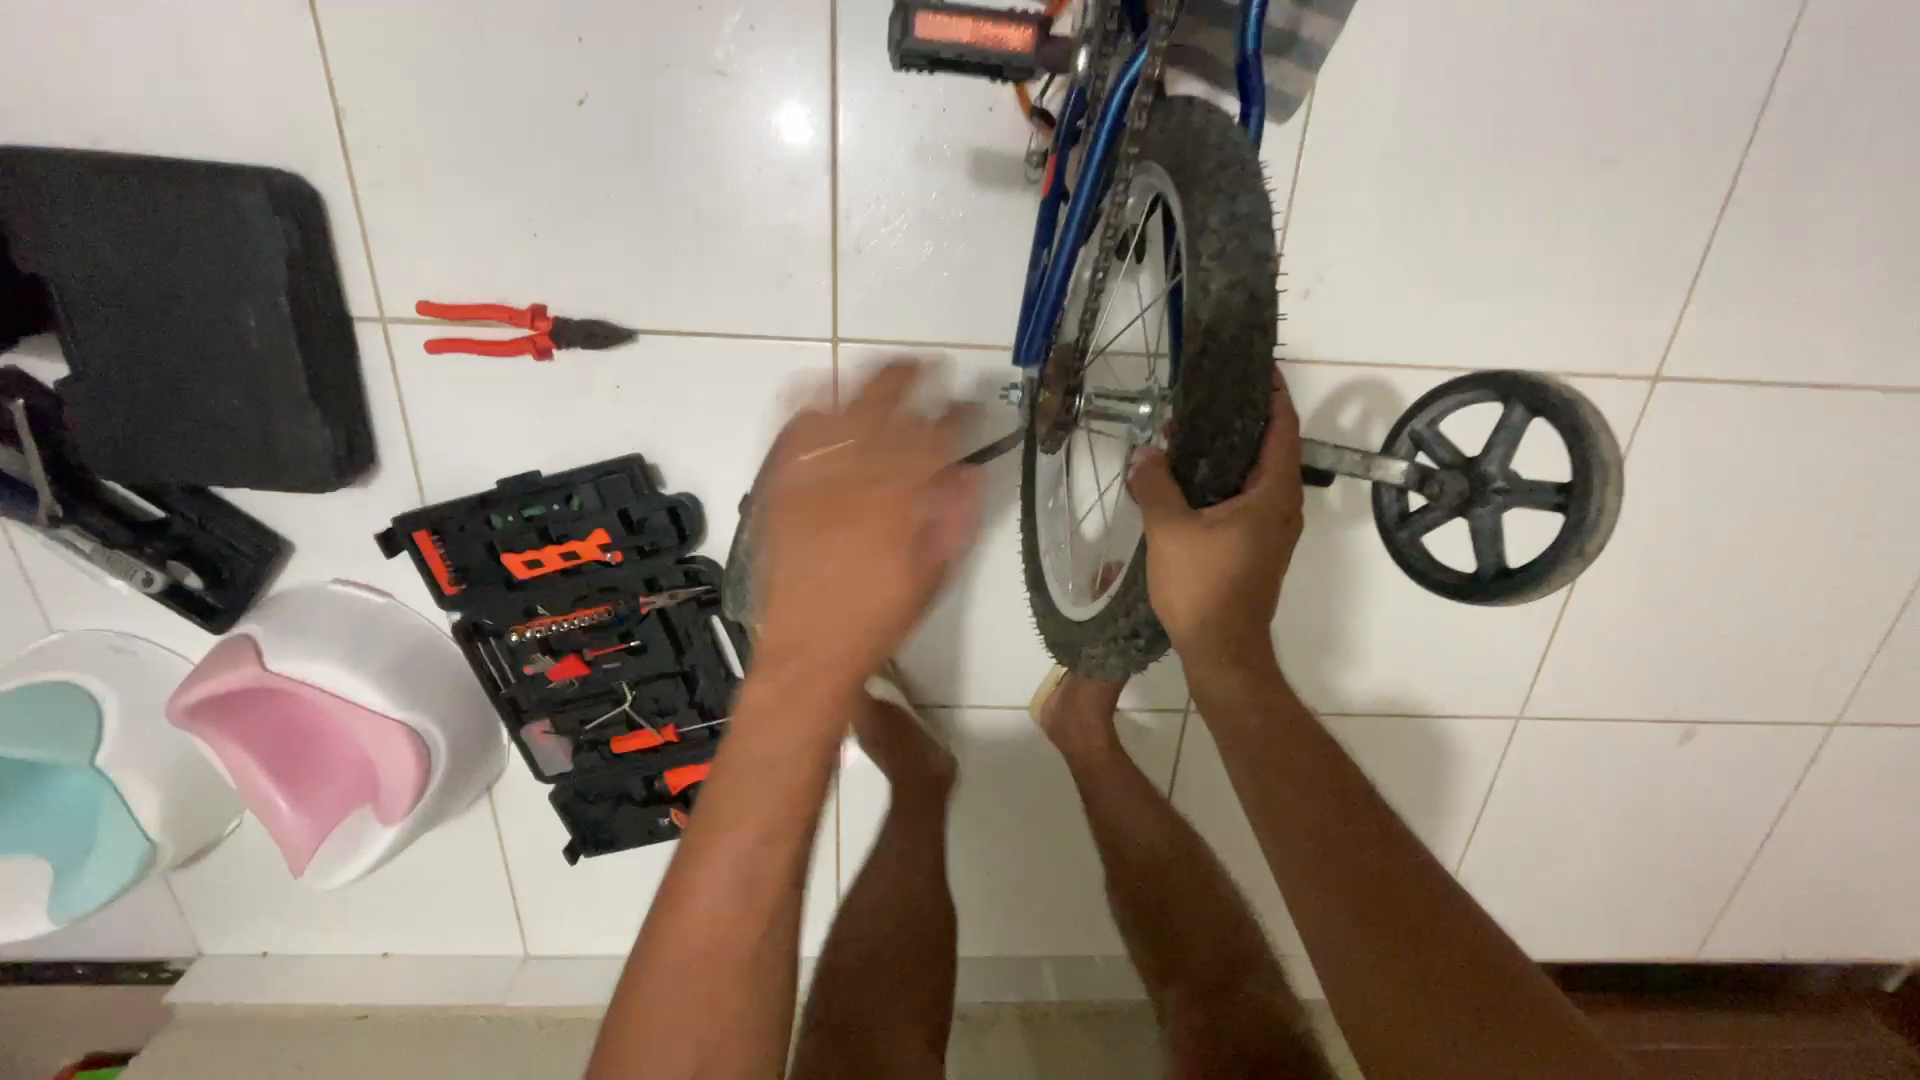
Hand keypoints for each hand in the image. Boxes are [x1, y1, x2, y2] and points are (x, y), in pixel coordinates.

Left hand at [753, 359, 982, 699]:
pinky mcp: (779, 489)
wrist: (807, 651)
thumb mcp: (931, 575)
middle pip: (884, 403)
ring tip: (881, 374)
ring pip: (837, 407)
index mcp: (897, 500)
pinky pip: (792, 433)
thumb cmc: (876, 619)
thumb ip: (952, 518)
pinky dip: (810, 408)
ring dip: (863, 382)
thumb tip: (970, 473)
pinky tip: (824, 403)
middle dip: (913, 376)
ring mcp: (809, 479)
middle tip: (932, 368)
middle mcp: (852, 477)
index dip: (959, 412)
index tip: (970, 404)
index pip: (936, 436)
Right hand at [1127, 373, 1302, 665]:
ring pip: (1256, 477)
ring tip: (1189, 434)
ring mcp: (1273, 531)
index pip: (1282, 429)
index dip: (1273, 395)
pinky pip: (1245, 500)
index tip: (1258, 367)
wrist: (1221, 649)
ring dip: (1228, 453)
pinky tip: (1187, 482)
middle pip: (1271, 449)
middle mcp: (1283, 507)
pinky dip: (1223, 481)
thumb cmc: (1203, 586)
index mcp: (1273, 494)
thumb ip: (1155, 485)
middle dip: (1242, 420)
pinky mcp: (1257, 549)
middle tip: (1207, 397)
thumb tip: (1146, 454)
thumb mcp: (1170, 529)